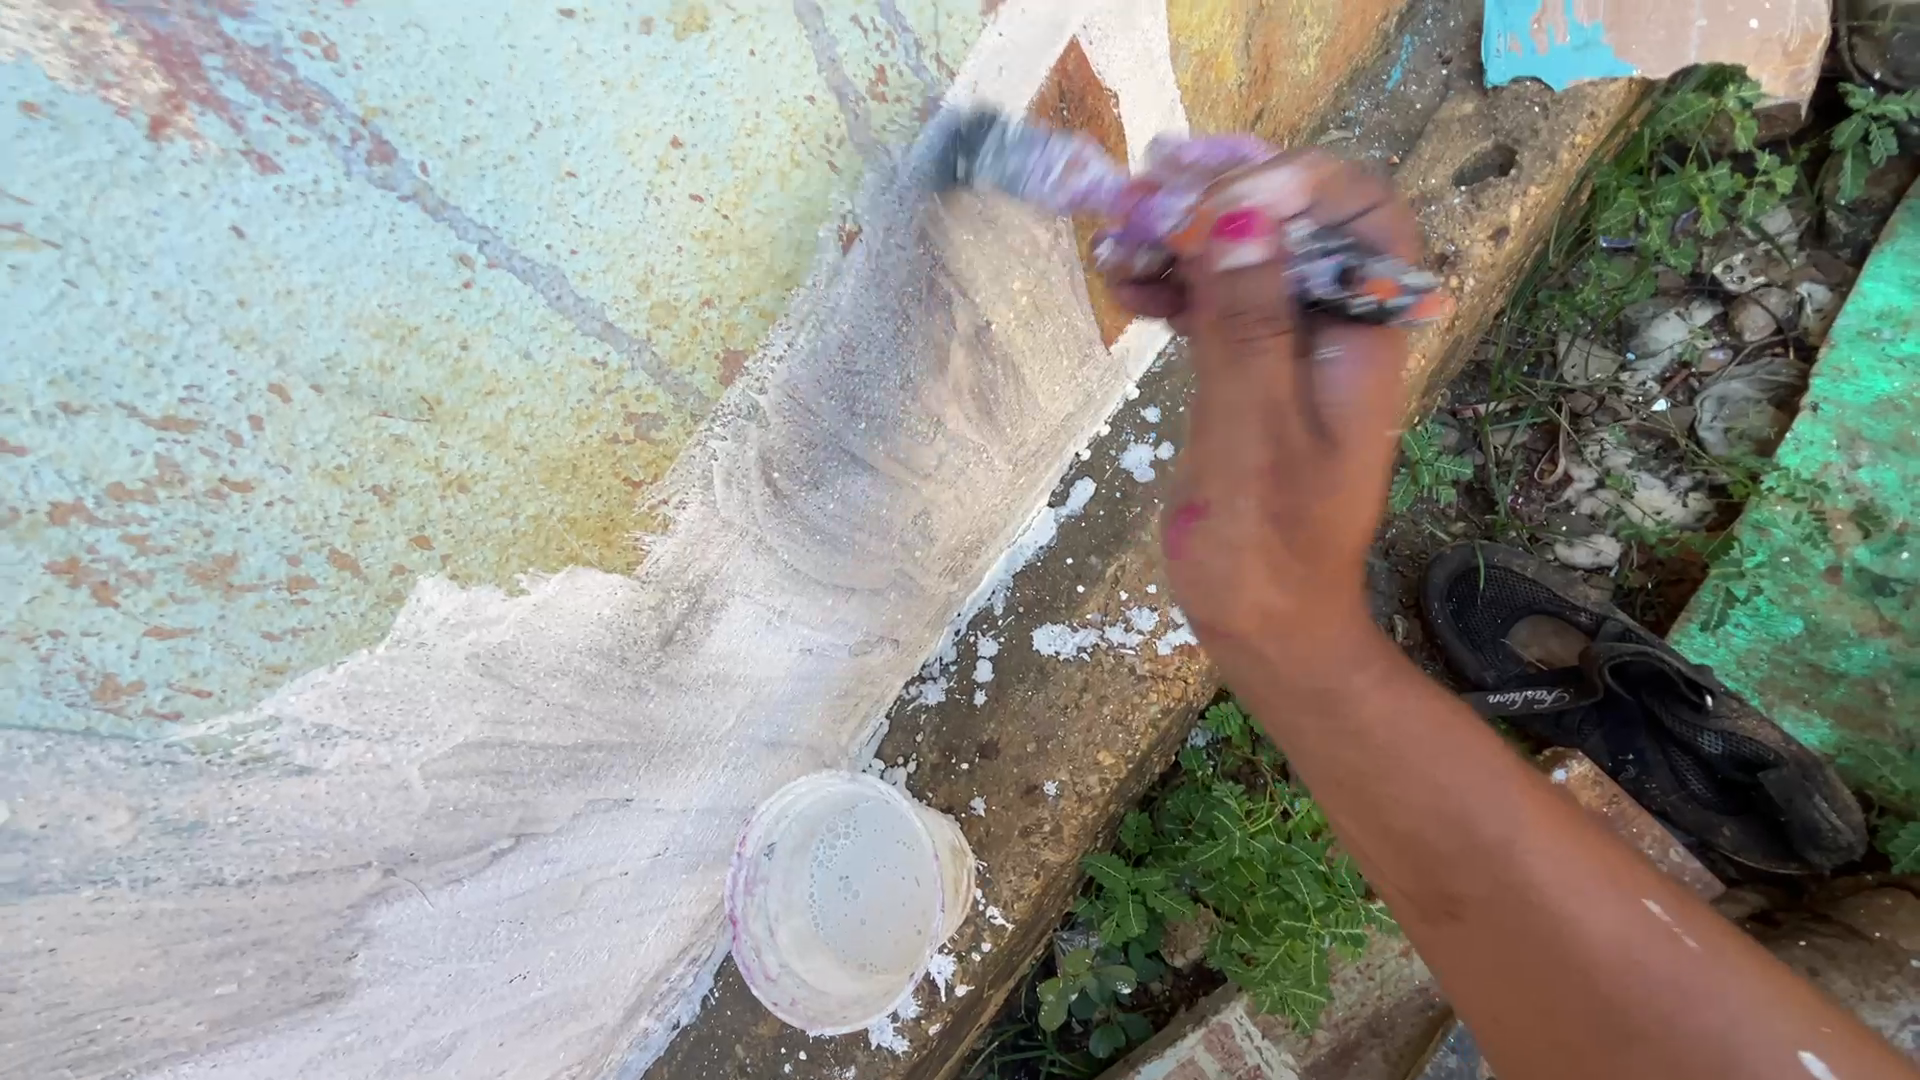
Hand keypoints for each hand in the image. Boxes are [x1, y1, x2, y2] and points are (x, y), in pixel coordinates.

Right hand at [1105, 150, 1422, 667]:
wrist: (1264, 623)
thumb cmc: (1264, 546)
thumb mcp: (1251, 434)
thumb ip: (1247, 324)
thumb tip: (1236, 211)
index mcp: (1362, 338)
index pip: (1355, 211)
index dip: (1285, 181)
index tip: (1200, 197)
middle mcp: (1333, 332)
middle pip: (1290, 228)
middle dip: (1216, 198)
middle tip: (1140, 189)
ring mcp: (1288, 355)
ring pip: (1243, 267)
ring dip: (1181, 244)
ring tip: (1114, 241)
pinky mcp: (1248, 381)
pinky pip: (1217, 314)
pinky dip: (1173, 295)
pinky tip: (1126, 290)